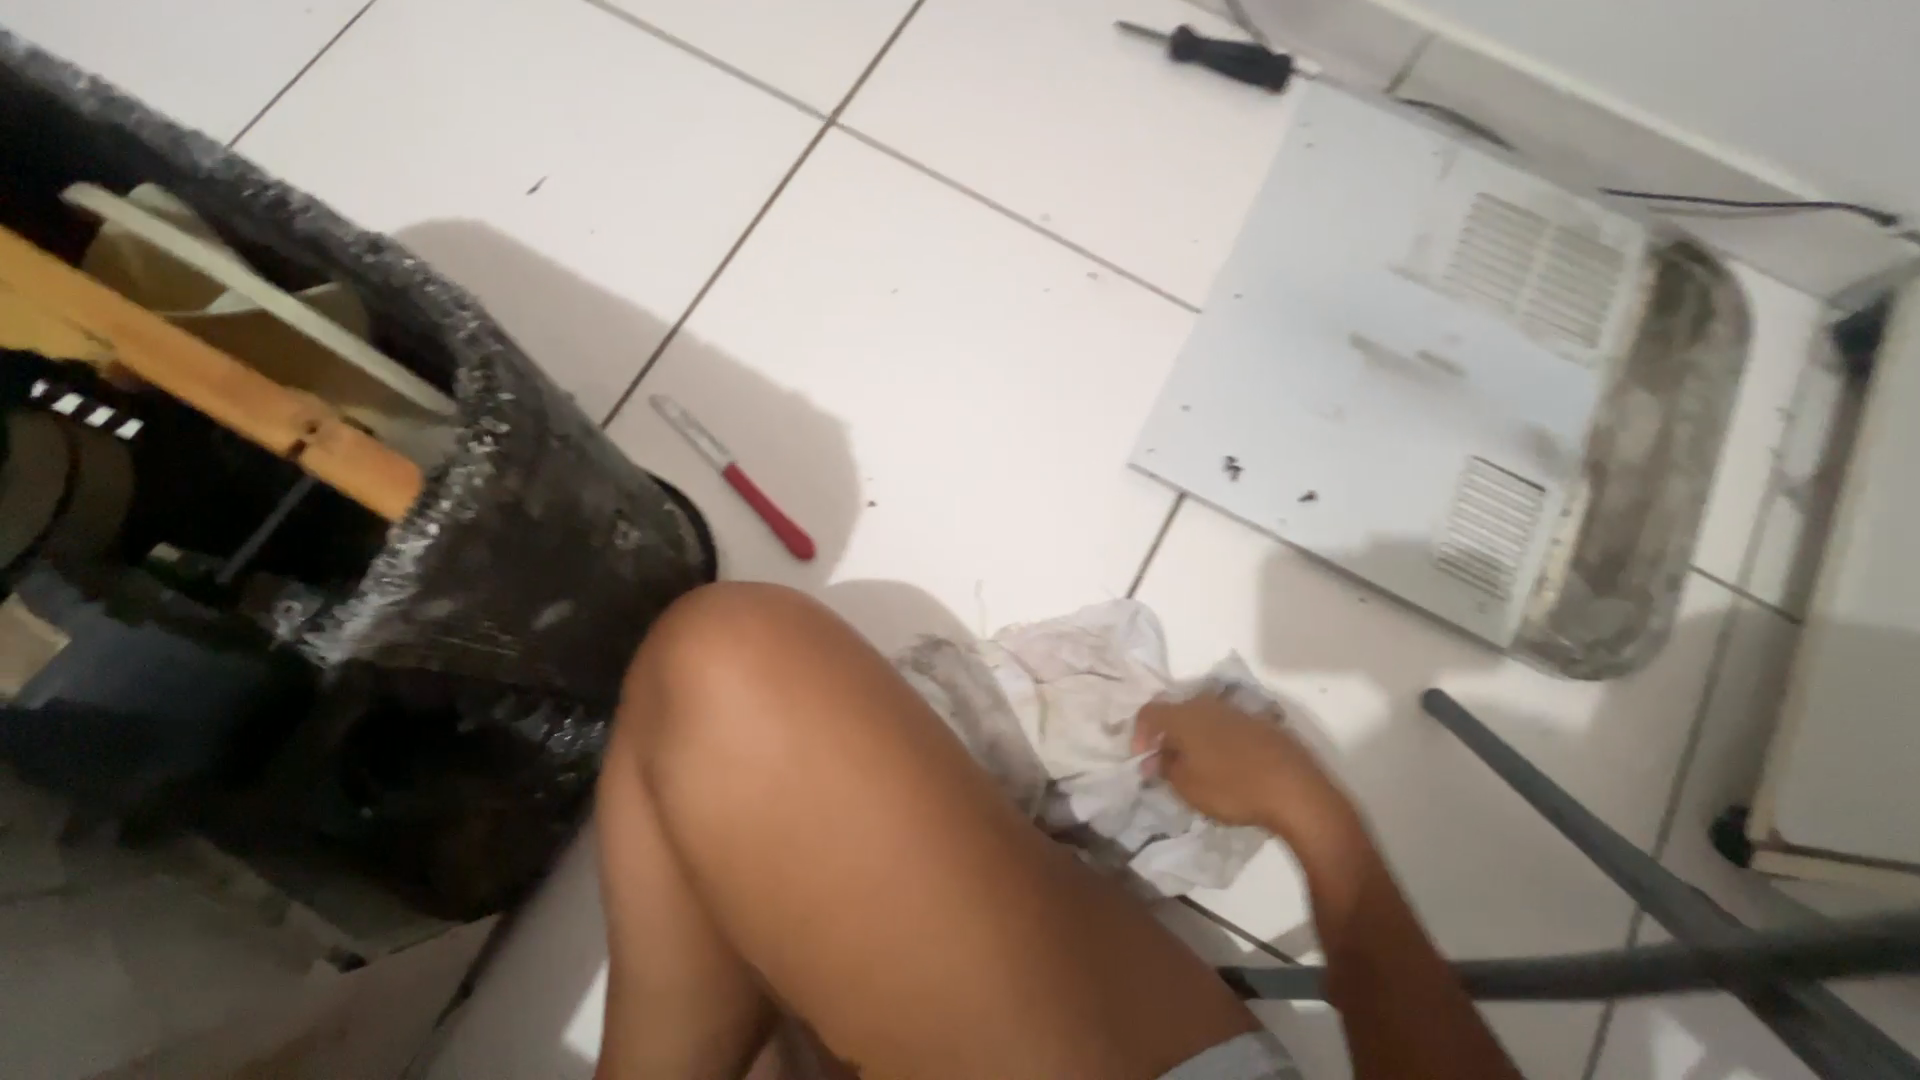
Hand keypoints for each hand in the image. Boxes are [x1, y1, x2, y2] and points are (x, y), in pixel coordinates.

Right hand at [1133, 695, 1357, 839]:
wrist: (1296, 792)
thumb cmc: (1231, 788)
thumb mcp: (1186, 786)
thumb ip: (1164, 767)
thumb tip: (1153, 758)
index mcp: (1185, 715)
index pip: (1149, 711)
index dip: (1139, 733)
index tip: (1142, 759)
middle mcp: (1209, 705)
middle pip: (1178, 712)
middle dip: (1168, 736)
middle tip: (1167, 763)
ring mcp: (1239, 712)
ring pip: (1205, 719)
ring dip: (1195, 739)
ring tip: (1198, 767)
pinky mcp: (1263, 725)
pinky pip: (1230, 728)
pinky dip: (1220, 743)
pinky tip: (1228, 767)